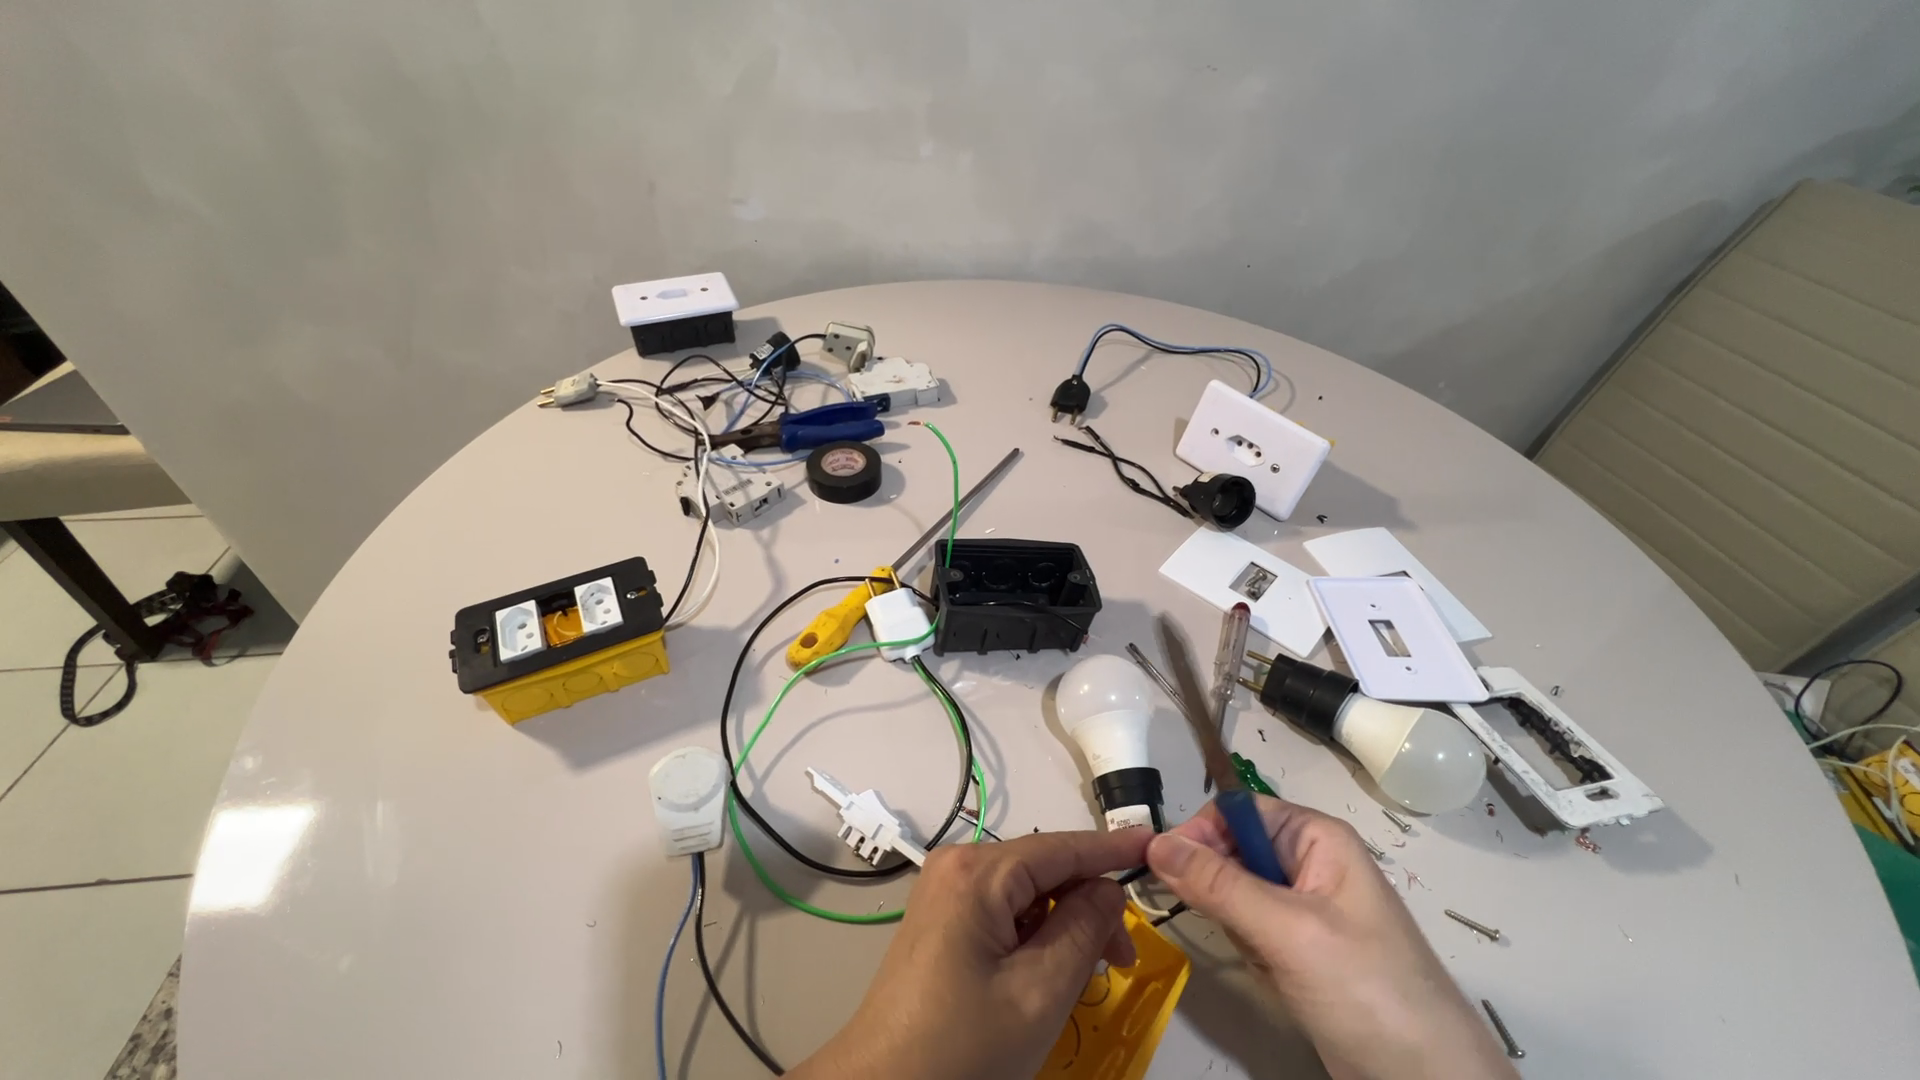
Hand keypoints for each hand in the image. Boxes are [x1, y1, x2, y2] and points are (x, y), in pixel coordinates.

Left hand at [790, 828, 1151, 1079]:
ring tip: (1090, 975)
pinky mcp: (942, 920)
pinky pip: (1004, 911)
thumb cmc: (963, 1045)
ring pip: (1026, 893)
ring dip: (1065, 925)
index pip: (1061, 846)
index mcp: (978, 873)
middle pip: (1044, 869)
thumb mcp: (1039, 992)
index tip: (1156, 844)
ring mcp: (945, 893)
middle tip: (1124, 960)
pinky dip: (1036, 935)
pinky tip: (1049, 972)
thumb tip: (1107, 891)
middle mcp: (957, 867)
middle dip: (1089, 904)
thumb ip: (1083, 931)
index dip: (1111, 848)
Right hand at [1147, 797, 1517, 1079]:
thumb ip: (1218, 884)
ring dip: (1233, 922)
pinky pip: (1250, 928)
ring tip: (1262, 955)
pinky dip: (1248, 948)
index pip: (1237, 811)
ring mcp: (1305, 908)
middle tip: (1223, 921)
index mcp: (1316, 838)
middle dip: (1216, 884)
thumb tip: (1153, 842)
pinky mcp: (1300, 948)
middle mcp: (1309, 863)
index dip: (1199, 832)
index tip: (1162, 867)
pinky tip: (1271, 974)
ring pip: (1235, 892)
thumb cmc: (1364, 988)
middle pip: (1232, 849)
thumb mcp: (1287, 929)